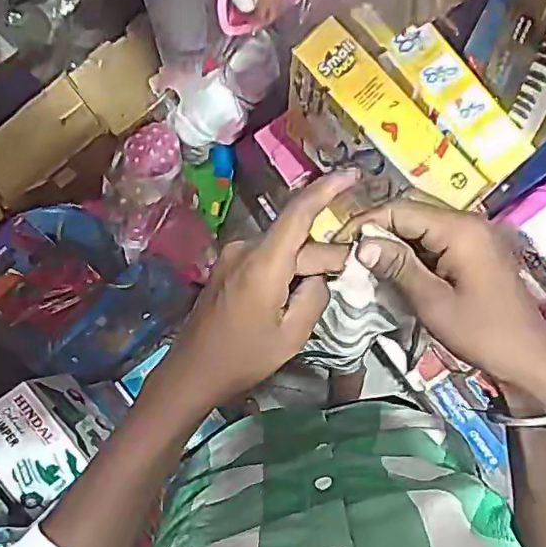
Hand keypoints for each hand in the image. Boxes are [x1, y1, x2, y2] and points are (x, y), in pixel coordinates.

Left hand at [150, 172, 354, 409]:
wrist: (192, 372)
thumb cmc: (242, 358)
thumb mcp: (292, 336)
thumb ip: (314, 297)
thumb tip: (318, 277)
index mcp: (262, 264)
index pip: (299, 212)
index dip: (328, 189)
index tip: (353, 174)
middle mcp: (244, 251)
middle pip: (295, 239)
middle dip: (325, 254)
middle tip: (350, 273)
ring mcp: (231, 258)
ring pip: (281, 251)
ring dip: (304, 266)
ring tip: (320, 292)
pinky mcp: (225, 270)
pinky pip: (265, 261)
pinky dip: (285, 271)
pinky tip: (293, 294)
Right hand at [338, 199, 545, 413]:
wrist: (527, 358)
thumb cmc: (482, 333)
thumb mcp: (433, 303)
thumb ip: (399, 268)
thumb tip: (361, 244)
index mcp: (461, 230)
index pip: (401, 209)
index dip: (366, 223)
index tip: (338, 245)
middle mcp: (469, 223)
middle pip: (412, 211)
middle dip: (377, 229)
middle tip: (349, 254)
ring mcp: (475, 236)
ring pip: (422, 226)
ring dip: (393, 241)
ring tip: (365, 263)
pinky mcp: (475, 252)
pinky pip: (436, 241)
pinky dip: (412, 252)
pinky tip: (393, 270)